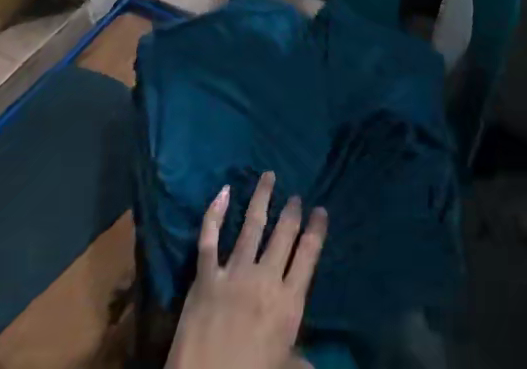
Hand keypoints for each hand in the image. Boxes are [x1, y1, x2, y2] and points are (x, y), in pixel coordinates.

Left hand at [167, 172, 328, 368]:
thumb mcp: (286, 367)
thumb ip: (301, 358)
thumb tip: (315, 364)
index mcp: (289, 301)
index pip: (308, 254)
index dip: (316, 229)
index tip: (320, 210)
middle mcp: (265, 278)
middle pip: (283, 234)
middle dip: (292, 212)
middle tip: (296, 196)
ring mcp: (234, 273)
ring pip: (252, 225)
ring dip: (262, 198)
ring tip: (268, 177)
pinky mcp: (206, 276)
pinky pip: (210, 238)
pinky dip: (215, 213)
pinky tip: (224, 191)